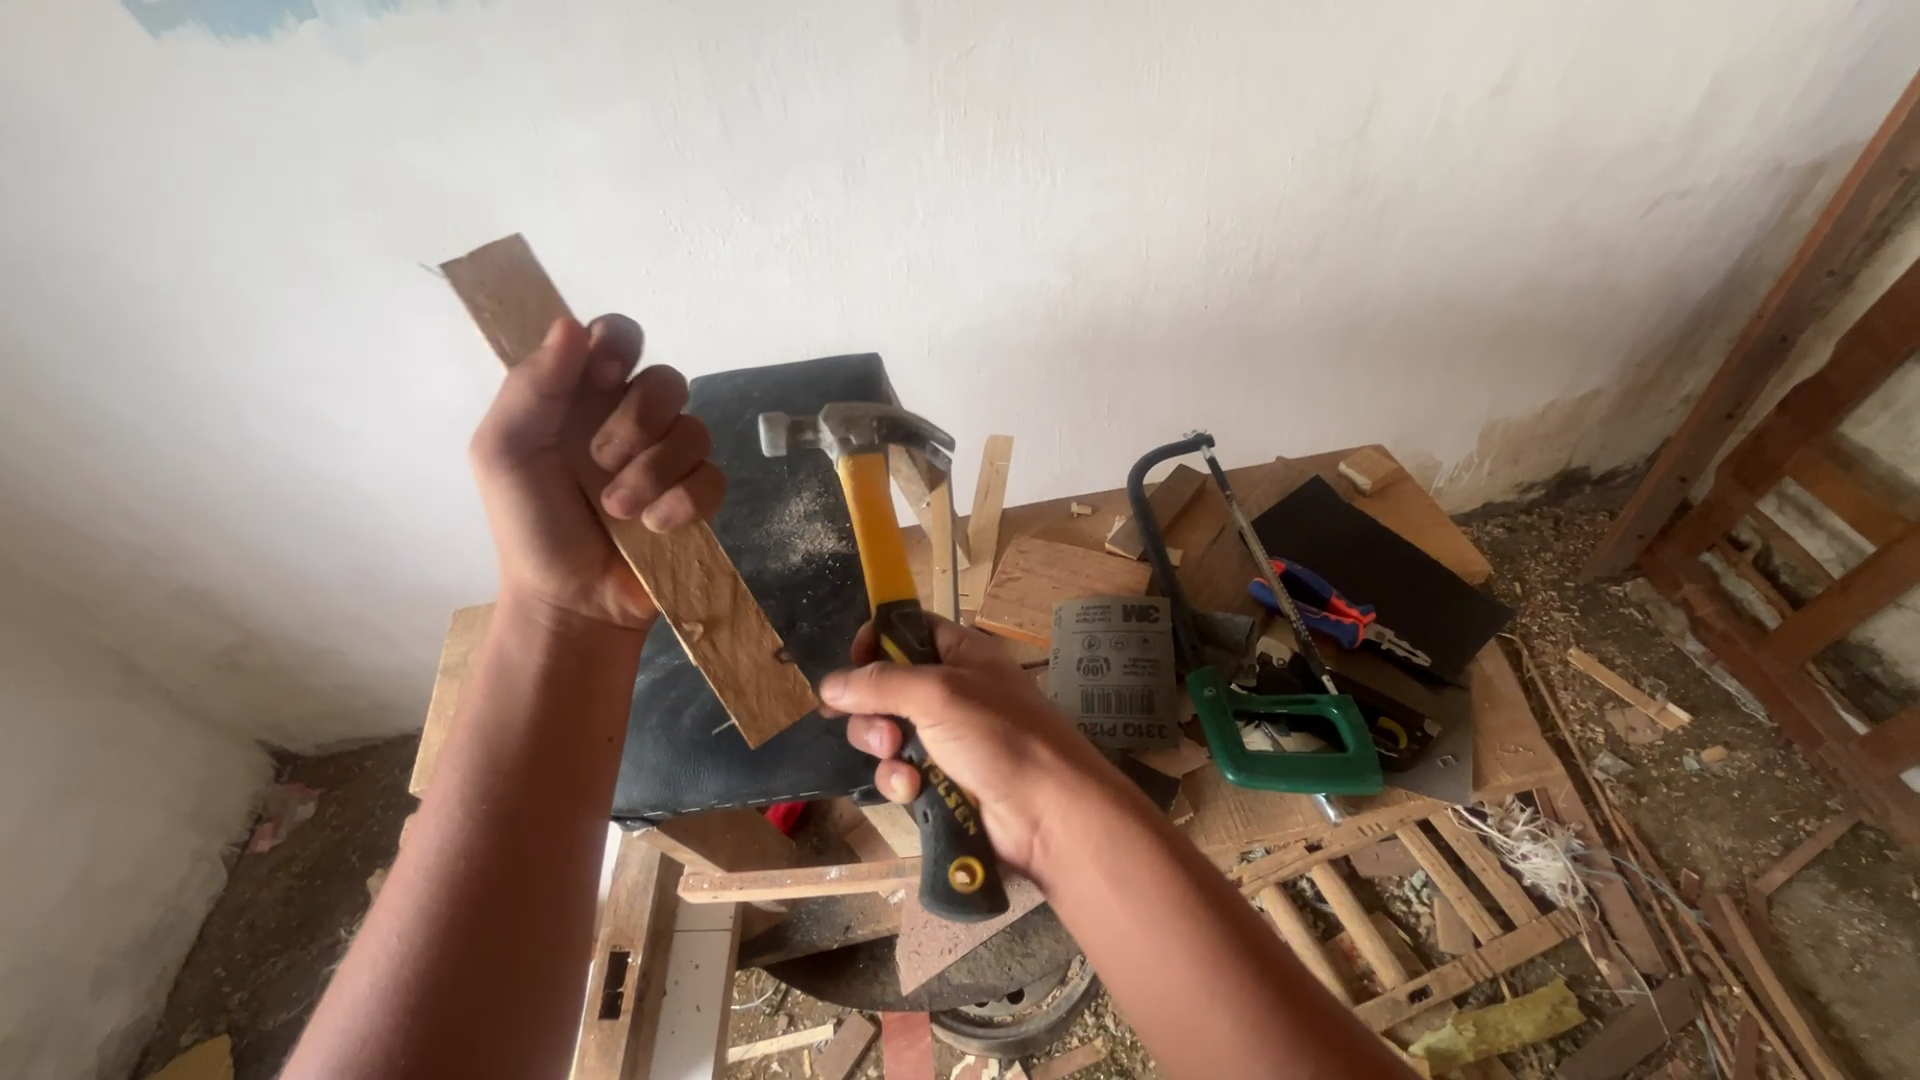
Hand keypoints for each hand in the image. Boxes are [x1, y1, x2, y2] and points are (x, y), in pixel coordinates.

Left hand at [468, 315, 725, 630]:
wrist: (567, 600)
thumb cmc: (529, 524)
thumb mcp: (504, 451)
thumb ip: (532, 387)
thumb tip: (571, 324)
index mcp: (584, 398)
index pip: (619, 337)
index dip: (620, 344)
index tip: (601, 377)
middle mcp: (632, 421)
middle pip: (669, 379)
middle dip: (639, 418)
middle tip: (602, 457)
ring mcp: (670, 461)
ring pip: (695, 430)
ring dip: (654, 470)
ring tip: (619, 509)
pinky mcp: (697, 500)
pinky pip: (713, 479)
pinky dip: (683, 502)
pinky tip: (655, 527)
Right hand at [821, 616, 1114, 871]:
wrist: (1048, 813)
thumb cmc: (1000, 736)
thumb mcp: (939, 694)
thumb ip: (880, 684)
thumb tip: (829, 684)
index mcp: (960, 653)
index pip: (907, 631)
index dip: (875, 643)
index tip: (852, 664)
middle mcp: (950, 690)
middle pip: (885, 687)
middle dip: (872, 711)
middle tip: (885, 731)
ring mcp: (946, 737)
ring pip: (887, 734)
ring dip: (885, 751)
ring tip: (901, 762)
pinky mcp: (941, 779)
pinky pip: (900, 772)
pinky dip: (901, 781)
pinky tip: (913, 790)